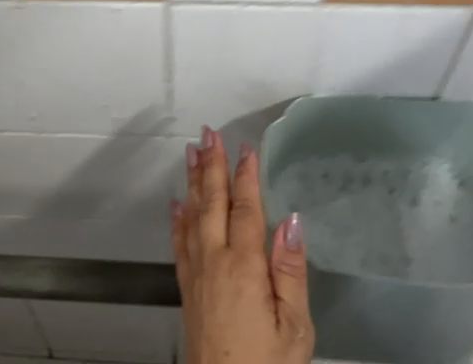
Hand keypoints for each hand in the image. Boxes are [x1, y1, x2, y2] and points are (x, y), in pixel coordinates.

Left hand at [171, 127, 313, 363]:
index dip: (246, 175)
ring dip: (194, 181)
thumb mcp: (294, 327)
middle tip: (209, 132)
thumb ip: (291, 271)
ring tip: (192, 151)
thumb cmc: (267, 363)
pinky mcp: (187, 288)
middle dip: (212, 165)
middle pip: (213, 202)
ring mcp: (196, 273)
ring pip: (193, 215)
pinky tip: (177, 203)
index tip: (246, 146)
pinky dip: (178, 218)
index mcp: (244, 265)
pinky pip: (179, 242)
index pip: (245, 209)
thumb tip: (291, 219)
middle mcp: (214, 260)